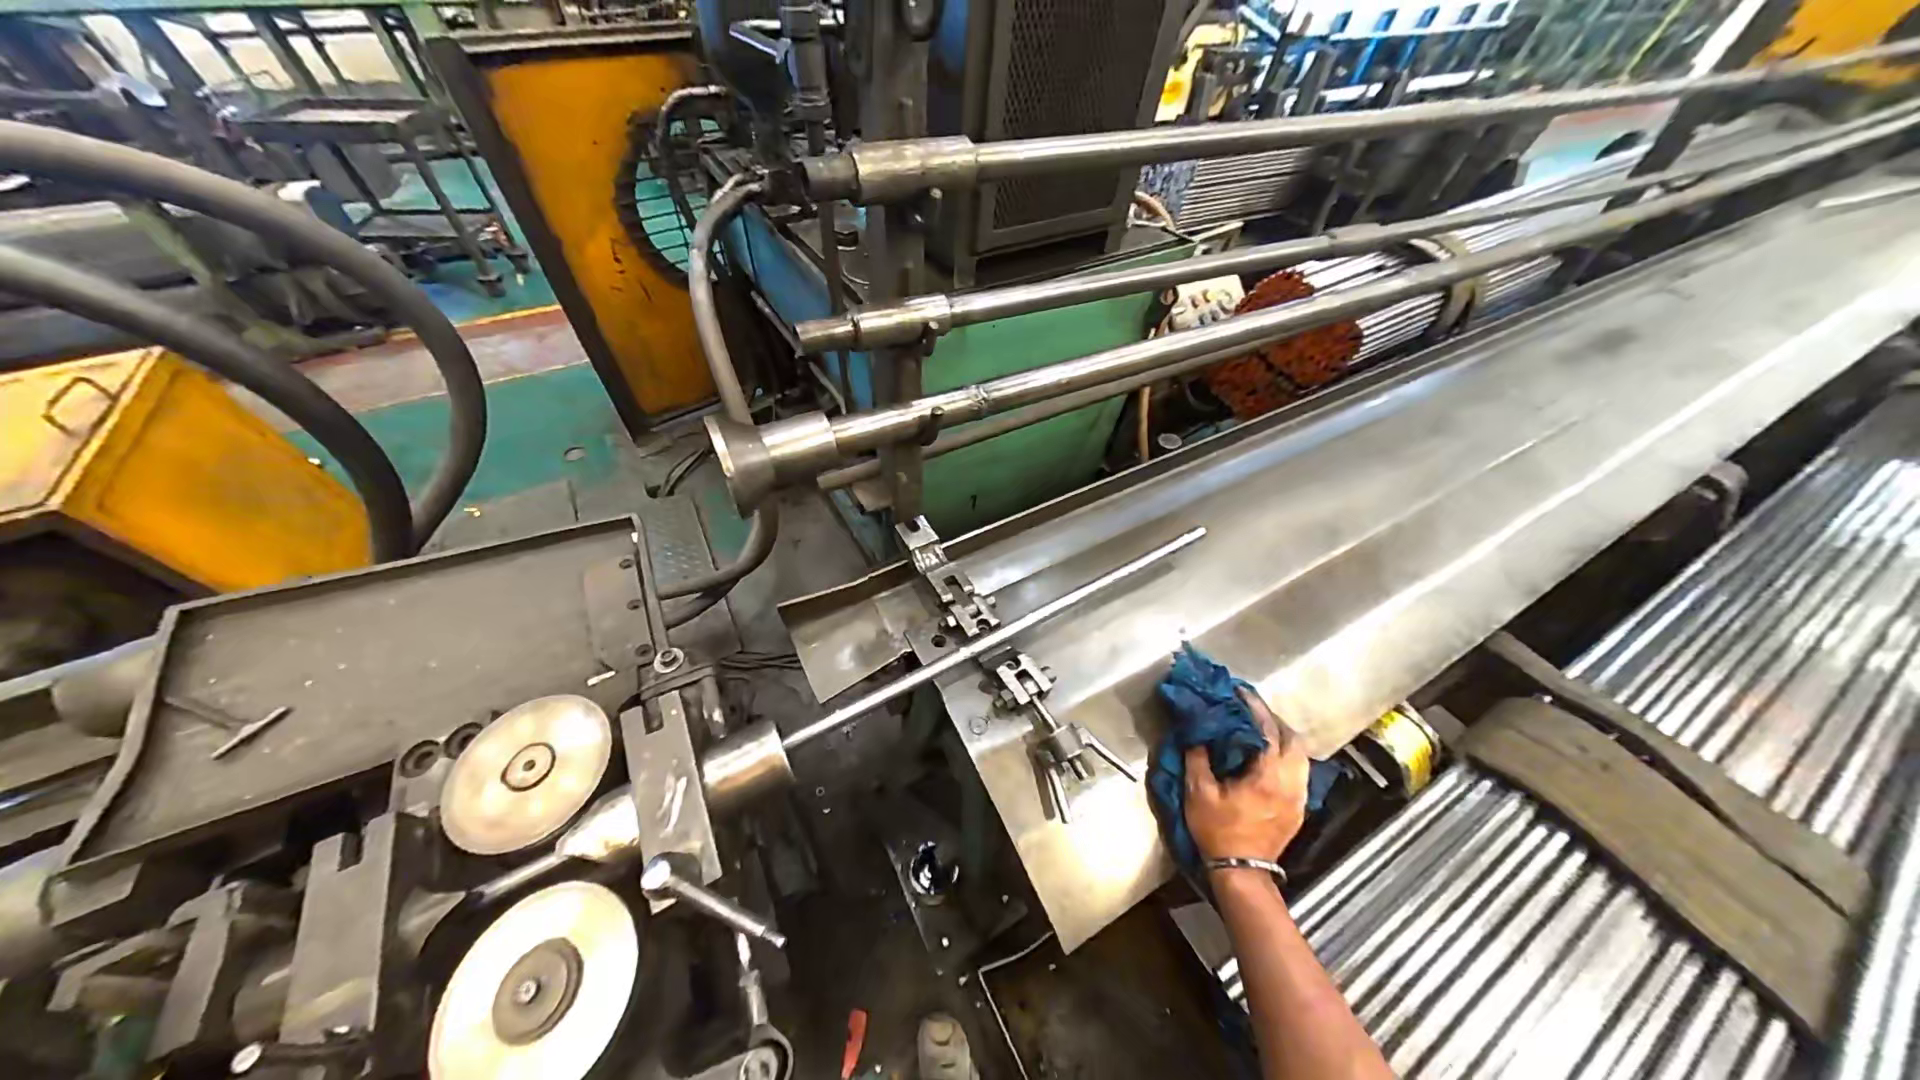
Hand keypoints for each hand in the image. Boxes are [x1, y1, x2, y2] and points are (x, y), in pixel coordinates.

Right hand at [1184, 691, 1309, 863]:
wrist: (1241, 872)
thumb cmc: (1217, 831)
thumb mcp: (1198, 792)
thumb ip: (1198, 757)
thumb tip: (1198, 732)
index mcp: (1268, 776)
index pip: (1268, 730)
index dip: (1255, 707)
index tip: (1240, 692)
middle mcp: (1290, 783)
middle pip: (1293, 739)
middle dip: (1273, 719)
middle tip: (1250, 709)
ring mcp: (1299, 797)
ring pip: (1300, 756)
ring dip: (1282, 737)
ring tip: (1259, 728)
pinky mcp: (1299, 807)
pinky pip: (1299, 771)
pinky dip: (1286, 755)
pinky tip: (1267, 755)